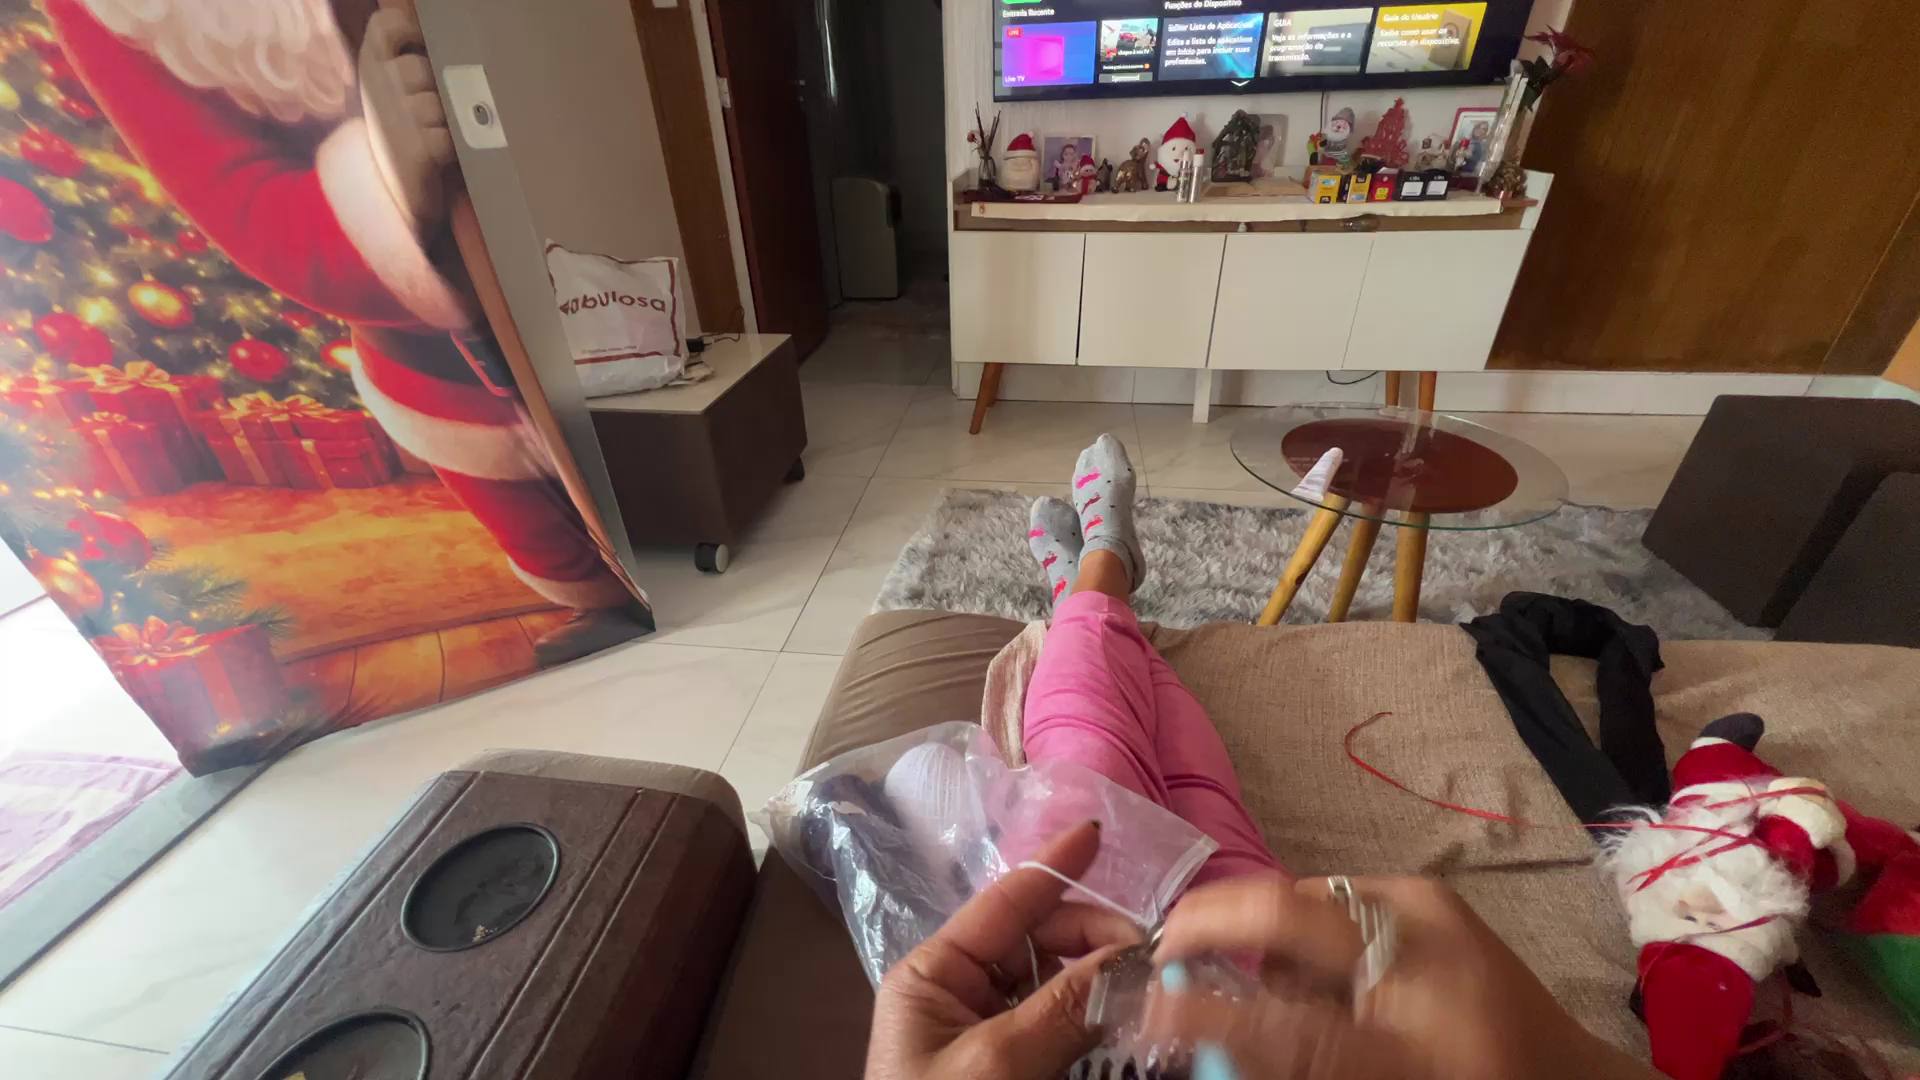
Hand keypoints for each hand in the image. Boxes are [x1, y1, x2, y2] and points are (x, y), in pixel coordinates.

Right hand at [359, 4, 455, 229]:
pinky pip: (453, 137)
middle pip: (426, 70)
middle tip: (442, 117)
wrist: (396, 194)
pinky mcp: (418, 151)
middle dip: (444, 91)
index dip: (411, 27)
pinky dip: (460, 148)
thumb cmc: (409, 137)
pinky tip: (451, 157)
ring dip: (454, 123)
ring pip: (442, 104)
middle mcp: (379, 87)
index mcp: (373, 66)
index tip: (430, 43)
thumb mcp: (400, 92)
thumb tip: (445, 36)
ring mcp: (396, 119)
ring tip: (445, 139)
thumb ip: (414, 62)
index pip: (388, 26)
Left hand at [865, 822, 1142, 1079]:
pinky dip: (1095, 1019)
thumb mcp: (993, 1068)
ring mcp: (991, 1030)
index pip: (1005, 902)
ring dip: (1101, 976)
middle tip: (1150, 954)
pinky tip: (1128, 1018)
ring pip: (1057, 982)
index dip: (1053, 864)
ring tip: (1148, 981)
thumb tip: (1126, 961)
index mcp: (937, 972)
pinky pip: (1062, 1026)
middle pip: (1040, 940)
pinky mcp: (1016, 1067)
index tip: (1098, 832)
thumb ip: (1061, 1010)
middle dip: (1092, 935)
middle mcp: (964, 989)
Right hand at [1148, 876, 1660, 1079]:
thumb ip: (1294, 1062)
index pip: (1295, 1031)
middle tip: (1168, 944)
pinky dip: (1303, 928)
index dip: (1212, 1013)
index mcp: (1422, 1051)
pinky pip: (1328, 897)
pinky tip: (1319, 963)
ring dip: (1262, 933)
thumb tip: (1207, 1031)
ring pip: (1297, 899)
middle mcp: (1427, 963)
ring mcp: (1426, 912)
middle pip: (1285, 912)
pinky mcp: (1425, 891)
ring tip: (1264, 974)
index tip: (1151, 1005)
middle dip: (1210, 918)